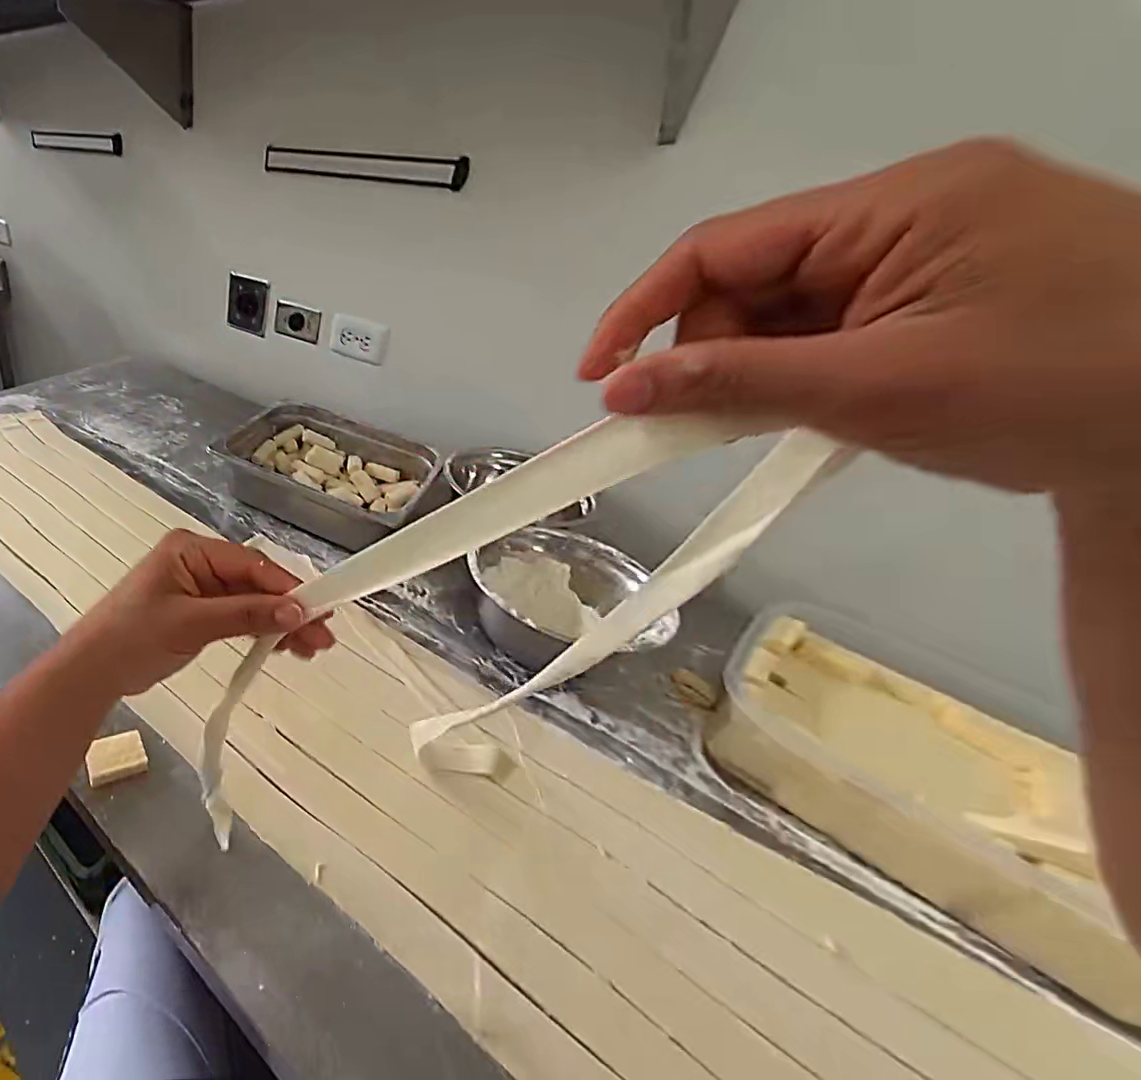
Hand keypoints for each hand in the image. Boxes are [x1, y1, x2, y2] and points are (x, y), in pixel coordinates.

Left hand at [57, 531, 336, 698]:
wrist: (93, 669)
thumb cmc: (132, 637)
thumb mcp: (191, 624)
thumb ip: (244, 616)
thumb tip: (296, 613)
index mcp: (191, 549)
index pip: (251, 564)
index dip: (286, 587)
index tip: (319, 609)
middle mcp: (198, 562)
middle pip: (255, 582)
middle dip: (288, 609)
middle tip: (323, 636)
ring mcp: (199, 587)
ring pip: (251, 601)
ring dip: (279, 623)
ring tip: (312, 648)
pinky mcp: (199, 611)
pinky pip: (238, 616)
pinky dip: (259, 631)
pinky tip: (284, 646)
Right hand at [578, 138, 1140, 497]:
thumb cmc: (1064, 393)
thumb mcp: (872, 387)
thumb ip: (733, 382)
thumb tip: (621, 390)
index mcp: (899, 205)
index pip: (721, 247)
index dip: (640, 310)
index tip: (597, 375)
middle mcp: (901, 213)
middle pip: (743, 281)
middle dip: (707, 352)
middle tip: (699, 419)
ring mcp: (916, 251)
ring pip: (772, 311)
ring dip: (747, 370)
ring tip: (768, 419)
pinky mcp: (923, 290)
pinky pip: (814, 327)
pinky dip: (786, 373)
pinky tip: (802, 406)